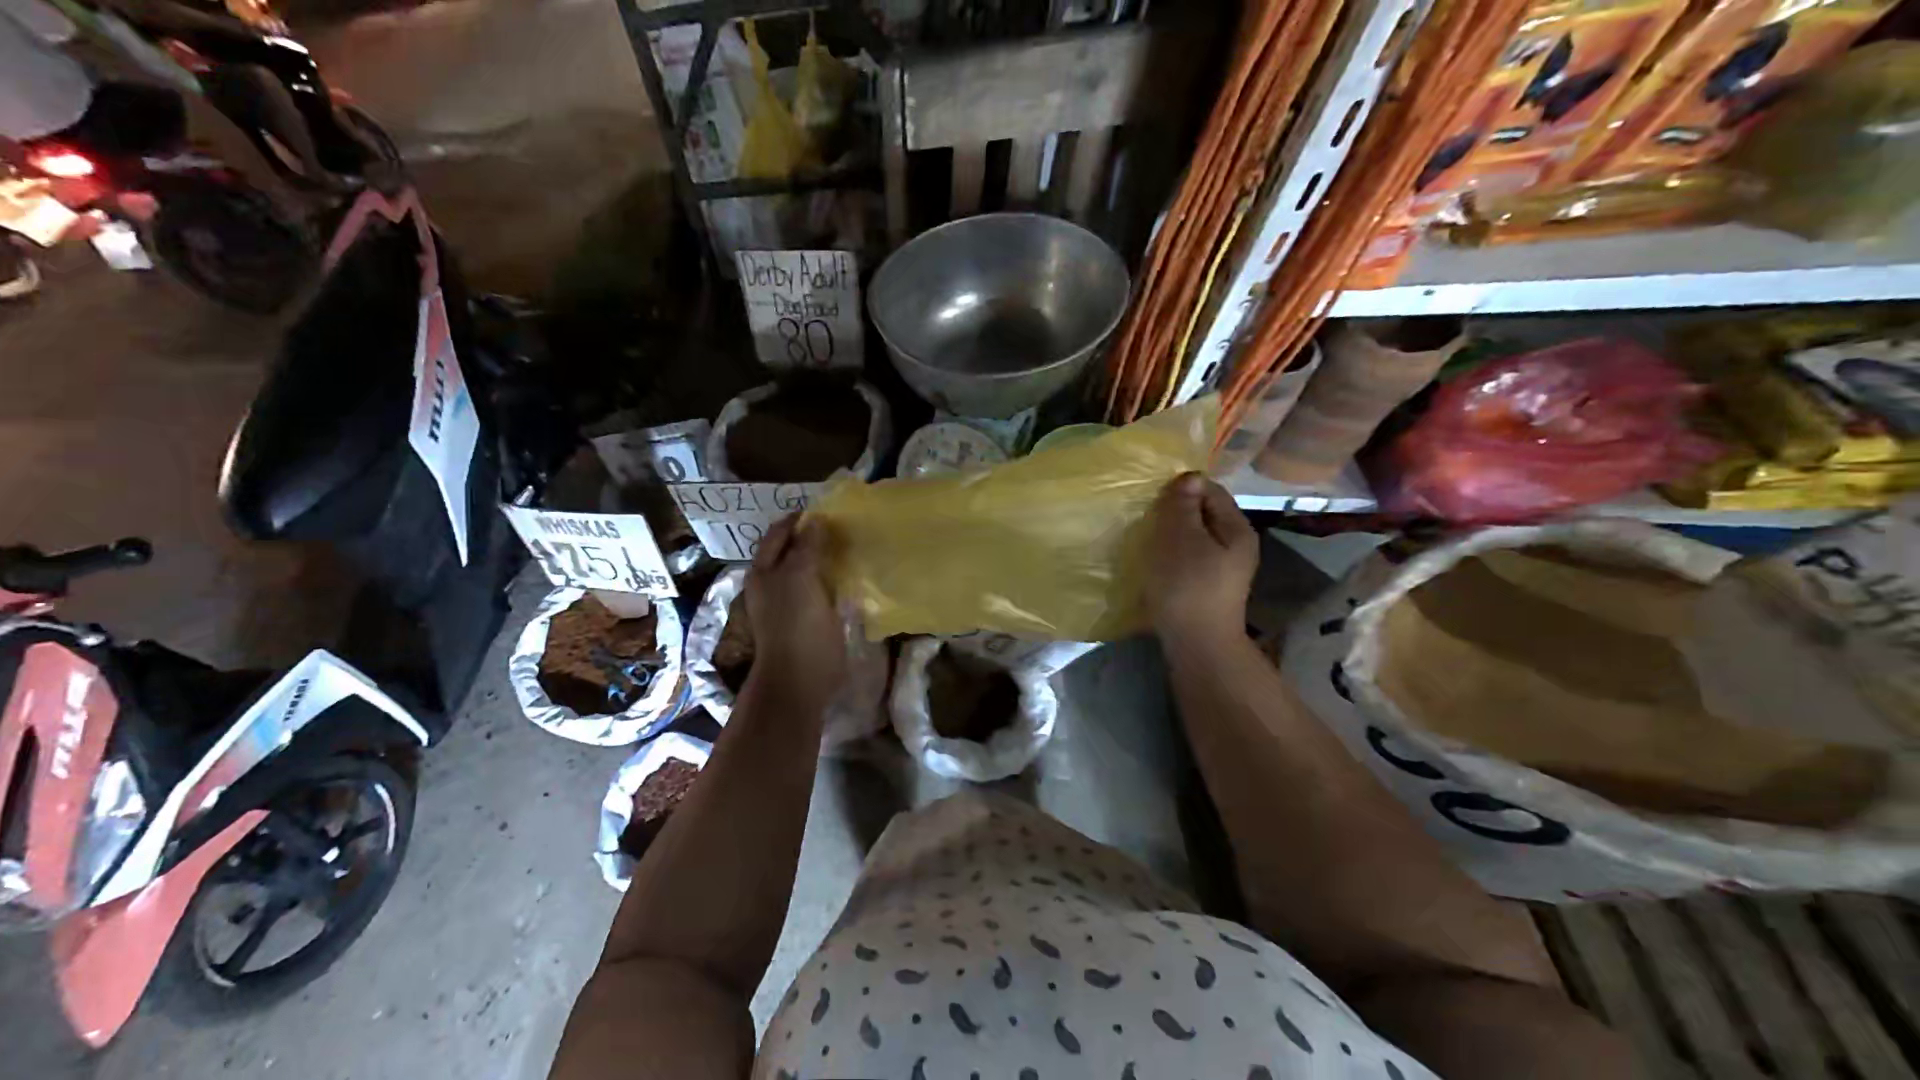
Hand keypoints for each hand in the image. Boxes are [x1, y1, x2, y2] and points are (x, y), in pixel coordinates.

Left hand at [743, 515, 844, 703]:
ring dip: (826, 558)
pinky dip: (835, 579)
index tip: (826, 508)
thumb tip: (816, 520)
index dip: (798, 520)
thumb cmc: (796, 624)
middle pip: (793, 551)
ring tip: (850, 544)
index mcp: (763, 571)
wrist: (801, 677)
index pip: (779, 534)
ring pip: (809, 570)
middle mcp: (774, 584)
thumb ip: (807, 547)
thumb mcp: (799, 577)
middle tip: (843, 525)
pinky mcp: (812, 618)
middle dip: (814, 538)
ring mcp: (793, 602)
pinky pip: (823, 590)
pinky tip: (853, 573)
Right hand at [1146, 472, 1257, 642]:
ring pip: (1194, 538)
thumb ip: (1183, 506)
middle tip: (1147, 517)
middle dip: (1175, 512)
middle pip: (1204, 515)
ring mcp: (1223, 570)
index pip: (1211, 491)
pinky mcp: (1208, 588)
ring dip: (1171, 536)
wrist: (1196, 645)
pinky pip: (1188, 559)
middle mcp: (1236, 546)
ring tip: (1147, 539)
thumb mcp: (1181, 538)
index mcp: (1237, 529)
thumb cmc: (1187, 586)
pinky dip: (1171, 556)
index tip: (1155, 496)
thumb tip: (1189, 477)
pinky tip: (1154, 564)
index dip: (1184, 488)